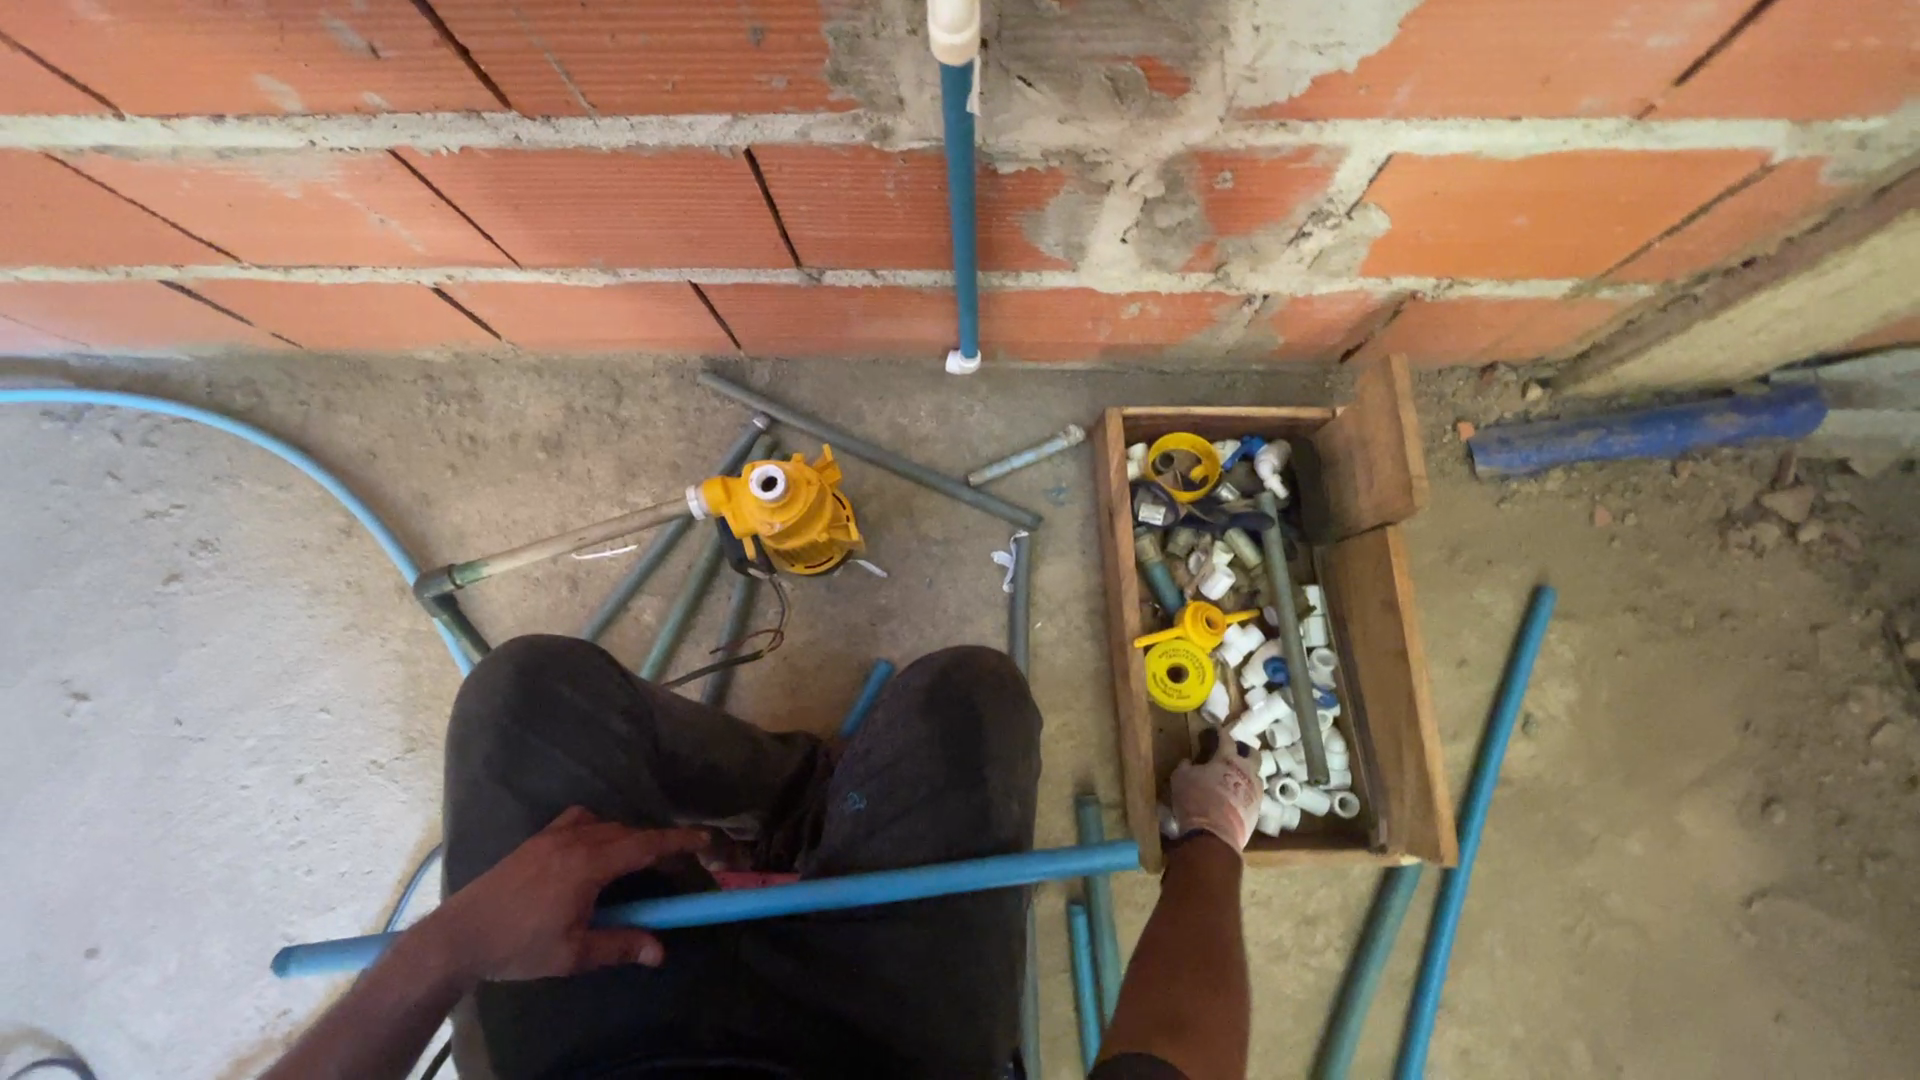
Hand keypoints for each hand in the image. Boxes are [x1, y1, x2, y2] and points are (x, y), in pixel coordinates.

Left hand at [420, 806, 708, 983]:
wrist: (457, 937)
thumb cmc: (517, 947)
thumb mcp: (572, 954)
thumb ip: (620, 946)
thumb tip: (661, 952)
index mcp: (589, 864)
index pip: (646, 845)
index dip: (679, 842)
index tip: (706, 839)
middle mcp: (577, 839)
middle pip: (631, 833)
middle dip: (657, 847)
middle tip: (674, 868)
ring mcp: (555, 834)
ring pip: (607, 825)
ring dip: (629, 839)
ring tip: (637, 863)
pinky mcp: (538, 838)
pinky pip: (581, 819)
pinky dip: (599, 827)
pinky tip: (594, 846)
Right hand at [1169, 729, 1261, 851]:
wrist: (1213, 835)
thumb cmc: (1195, 799)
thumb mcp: (1181, 778)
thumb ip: (1186, 766)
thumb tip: (1189, 762)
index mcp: (1227, 759)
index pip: (1227, 739)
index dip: (1220, 732)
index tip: (1215, 729)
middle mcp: (1246, 771)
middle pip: (1253, 754)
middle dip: (1245, 750)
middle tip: (1235, 752)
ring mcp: (1255, 792)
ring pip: (1257, 776)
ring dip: (1248, 772)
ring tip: (1236, 776)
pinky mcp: (1257, 811)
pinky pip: (1254, 795)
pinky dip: (1246, 792)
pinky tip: (1236, 796)